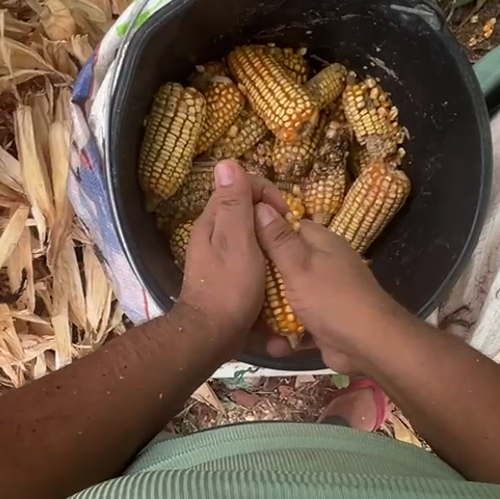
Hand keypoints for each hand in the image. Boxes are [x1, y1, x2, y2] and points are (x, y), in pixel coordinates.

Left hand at [173, 160, 268, 349]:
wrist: (211, 337)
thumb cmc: (229, 288)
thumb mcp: (237, 241)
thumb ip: (235, 204)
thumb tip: (227, 162)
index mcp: (212, 222)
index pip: (240, 186)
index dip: (267, 193)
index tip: (285, 216)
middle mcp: (211, 236)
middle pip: (246, 212)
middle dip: (270, 219)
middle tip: (288, 239)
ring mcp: (217, 259)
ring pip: (249, 238)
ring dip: (269, 243)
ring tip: (285, 259)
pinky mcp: (226, 280)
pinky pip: (249, 261)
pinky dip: (263, 264)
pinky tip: (274, 277)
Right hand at [251, 202, 413, 375]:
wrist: (367, 346)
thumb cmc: (332, 299)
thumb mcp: (300, 265)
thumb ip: (278, 239)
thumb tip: (260, 204)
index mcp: (321, 243)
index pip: (288, 225)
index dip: (262, 229)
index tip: (234, 237)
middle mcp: (323, 264)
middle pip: (283, 263)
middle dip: (260, 275)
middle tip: (230, 279)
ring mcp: (322, 294)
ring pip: (286, 296)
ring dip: (269, 310)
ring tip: (244, 314)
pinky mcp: (321, 320)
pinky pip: (295, 322)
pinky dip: (283, 332)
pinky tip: (268, 342)